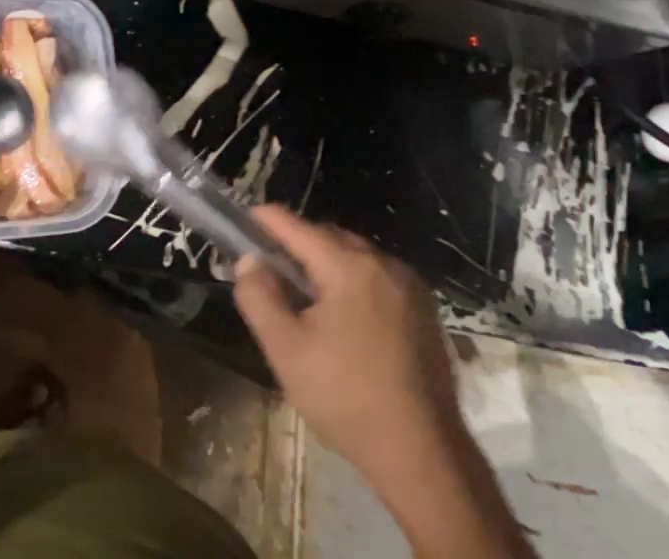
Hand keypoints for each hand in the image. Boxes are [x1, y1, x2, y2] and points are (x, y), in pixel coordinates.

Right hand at [232, 206, 458, 477]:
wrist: (421, 451)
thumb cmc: (345, 396)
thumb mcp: (285, 348)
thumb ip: (260, 297)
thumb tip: (250, 261)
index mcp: (350, 268)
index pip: (299, 228)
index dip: (267, 220)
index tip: (243, 217)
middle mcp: (386, 266)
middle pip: (331, 238)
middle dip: (297, 243)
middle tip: (267, 264)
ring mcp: (412, 289)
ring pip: (358, 258)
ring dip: (326, 263)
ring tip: (300, 291)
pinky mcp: (426, 314)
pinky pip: (379, 280)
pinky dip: (353, 282)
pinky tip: (340, 316)